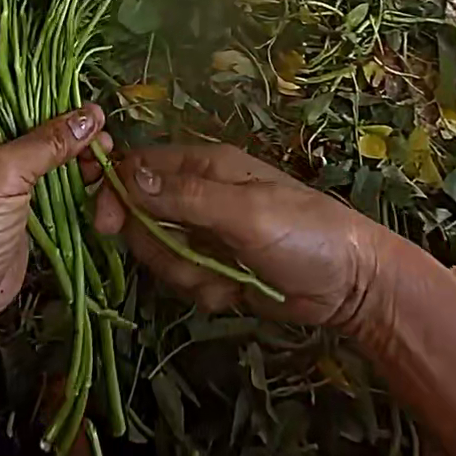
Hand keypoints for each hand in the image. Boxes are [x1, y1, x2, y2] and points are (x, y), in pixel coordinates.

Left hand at [0, 100, 109, 321]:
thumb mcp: (4, 171)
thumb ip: (50, 140)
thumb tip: (94, 114)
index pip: (0, 89)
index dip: (39, 86)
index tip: (78, 88)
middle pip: (27, 118)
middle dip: (65, 121)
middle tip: (100, 124)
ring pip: (42, 147)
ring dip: (74, 148)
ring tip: (106, 147)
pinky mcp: (16, 199)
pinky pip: (49, 175)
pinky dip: (72, 172)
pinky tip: (96, 168)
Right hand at [92, 143, 391, 332]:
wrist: (351, 285)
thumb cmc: (302, 232)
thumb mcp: (244, 211)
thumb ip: (185, 195)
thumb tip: (128, 174)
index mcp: (202, 165)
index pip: (139, 167)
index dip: (115, 190)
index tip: (103, 223)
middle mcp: (197, 193)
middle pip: (141, 215)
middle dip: (159, 244)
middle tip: (190, 258)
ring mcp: (204, 232)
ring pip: (160, 252)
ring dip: (186, 271)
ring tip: (225, 274)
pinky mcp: (214, 266)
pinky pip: (183, 278)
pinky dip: (204, 290)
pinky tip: (236, 290)